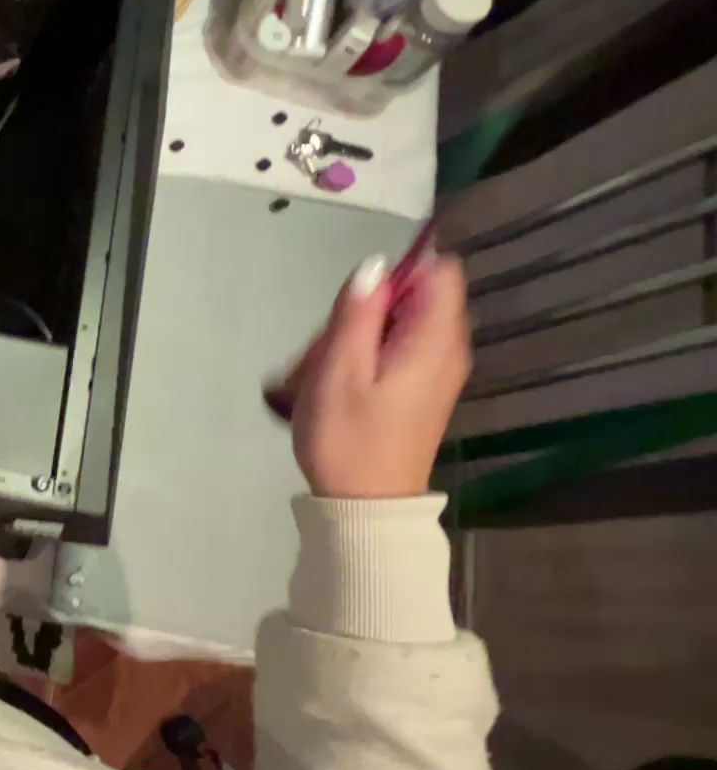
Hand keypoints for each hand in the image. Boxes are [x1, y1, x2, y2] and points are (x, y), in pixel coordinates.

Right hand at [287, 253, 471, 498]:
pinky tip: (336, 389)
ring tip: (322, 376)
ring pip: (395, 329)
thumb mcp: (338, 372)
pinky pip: (393, 355)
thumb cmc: (347, 437)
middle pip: (410, 302)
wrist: (365, 502)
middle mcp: (447, 350)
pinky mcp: (420, 392)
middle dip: (361, 315)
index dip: (395, 276)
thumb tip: (372, 267)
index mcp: (433, 340)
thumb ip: (355, 315)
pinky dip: (361, 362)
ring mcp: (436, 373)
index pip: (437, 273)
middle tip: (325, 352)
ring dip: (353, 342)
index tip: (352, 307)